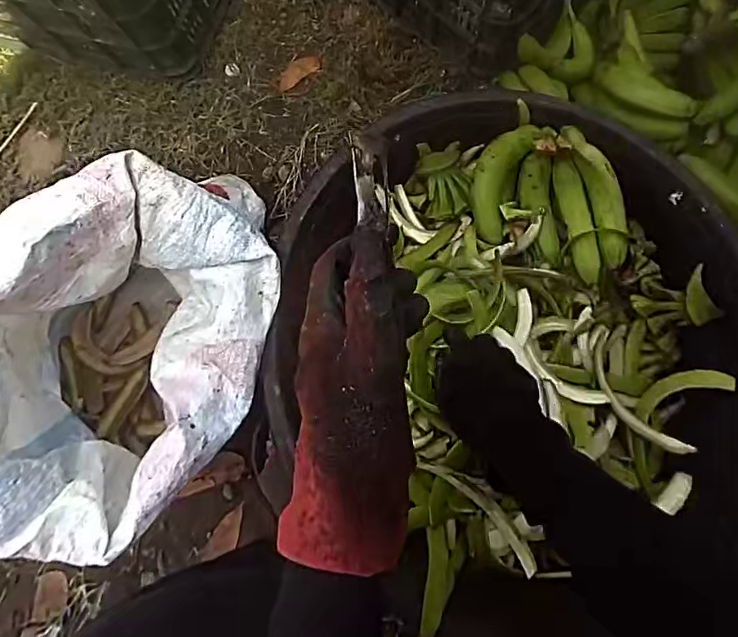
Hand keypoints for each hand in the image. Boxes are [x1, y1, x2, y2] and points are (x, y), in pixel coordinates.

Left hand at [277, 227, 424, 575]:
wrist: (356, 503)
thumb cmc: (363, 425)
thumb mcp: (372, 353)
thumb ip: (370, 297)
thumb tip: (369, 241)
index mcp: (318, 330)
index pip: (328, 270)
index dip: (354, 247)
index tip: (386, 235)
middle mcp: (323, 343)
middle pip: (345, 290)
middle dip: (376, 274)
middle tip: (409, 275)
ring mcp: (338, 366)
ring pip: (362, 316)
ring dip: (388, 302)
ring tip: (419, 302)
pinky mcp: (356, 387)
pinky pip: (371, 343)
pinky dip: (392, 329)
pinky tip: (414, 331)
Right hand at [436, 331, 546, 455]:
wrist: (508, 428)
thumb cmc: (468, 415)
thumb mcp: (446, 398)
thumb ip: (445, 375)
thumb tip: (445, 364)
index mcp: (463, 351)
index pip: (453, 335)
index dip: (450, 336)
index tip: (448, 336)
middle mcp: (488, 348)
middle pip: (481, 341)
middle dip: (477, 350)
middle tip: (472, 365)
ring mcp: (510, 359)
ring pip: (500, 354)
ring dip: (495, 364)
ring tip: (489, 383)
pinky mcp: (526, 373)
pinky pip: (514, 371)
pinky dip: (509, 378)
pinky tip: (506, 394)